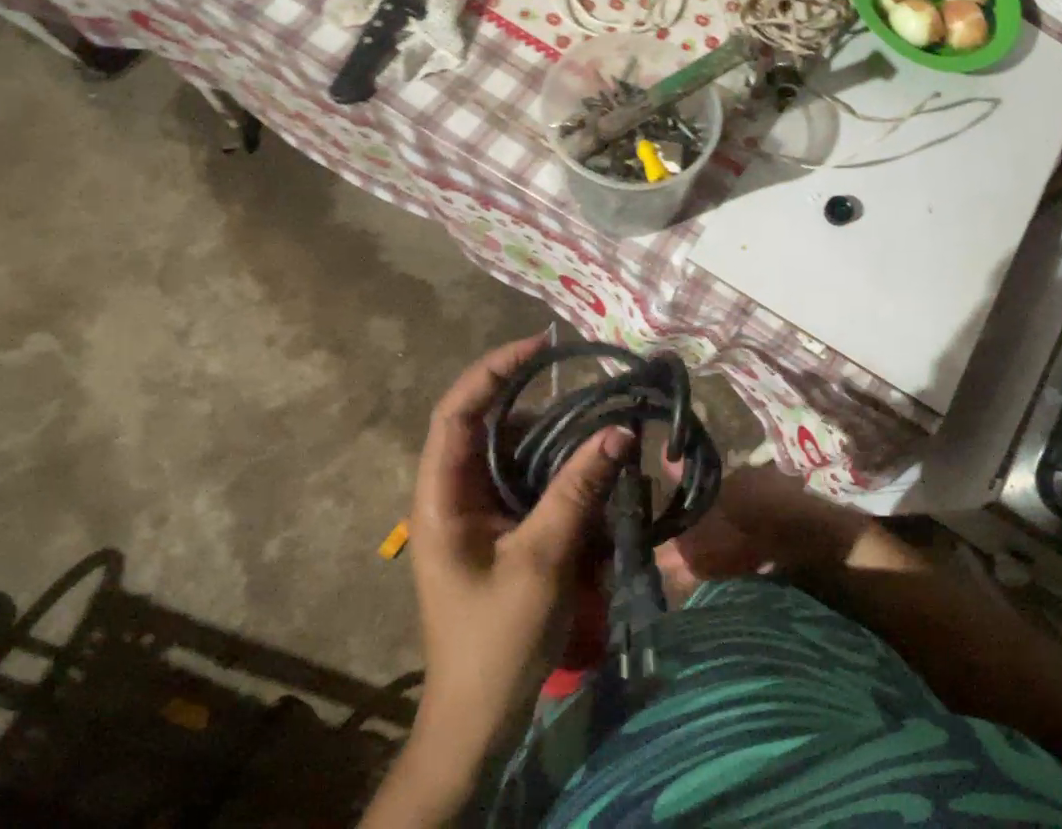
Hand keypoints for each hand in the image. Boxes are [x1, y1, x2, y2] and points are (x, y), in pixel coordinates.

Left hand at [405, 337, 629, 764]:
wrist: (481, 714)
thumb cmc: (497, 639)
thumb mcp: (543, 559)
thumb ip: (578, 490)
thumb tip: (619, 429)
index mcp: (442, 496)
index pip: (457, 412)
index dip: (494, 370)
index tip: (544, 346)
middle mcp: (455, 495)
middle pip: (491, 427)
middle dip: (540, 404)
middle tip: (594, 391)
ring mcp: (478, 515)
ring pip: (517, 456)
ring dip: (558, 441)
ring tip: (603, 429)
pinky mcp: (501, 534)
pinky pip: (532, 485)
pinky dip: (563, 474)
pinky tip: (597, 475)